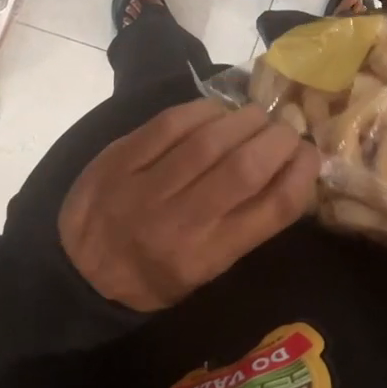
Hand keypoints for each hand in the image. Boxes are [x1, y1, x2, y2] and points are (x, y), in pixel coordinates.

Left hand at [59, 101, 321, 311]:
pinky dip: (204, 111)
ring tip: (256, 116)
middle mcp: (179, 224)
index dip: (302, 173)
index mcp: (206, 257)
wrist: (75, 274)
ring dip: (245, 120)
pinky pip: (171, 124)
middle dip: (277, 140)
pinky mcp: (119, 159)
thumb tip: (292, 170)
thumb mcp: (206, 270)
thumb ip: (246, 223)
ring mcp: (145, 189)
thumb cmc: (152, 276)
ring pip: (210, 141)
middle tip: (286, 129)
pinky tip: (217, 112)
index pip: (272, 209)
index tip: (311, 155)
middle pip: (245, 169)